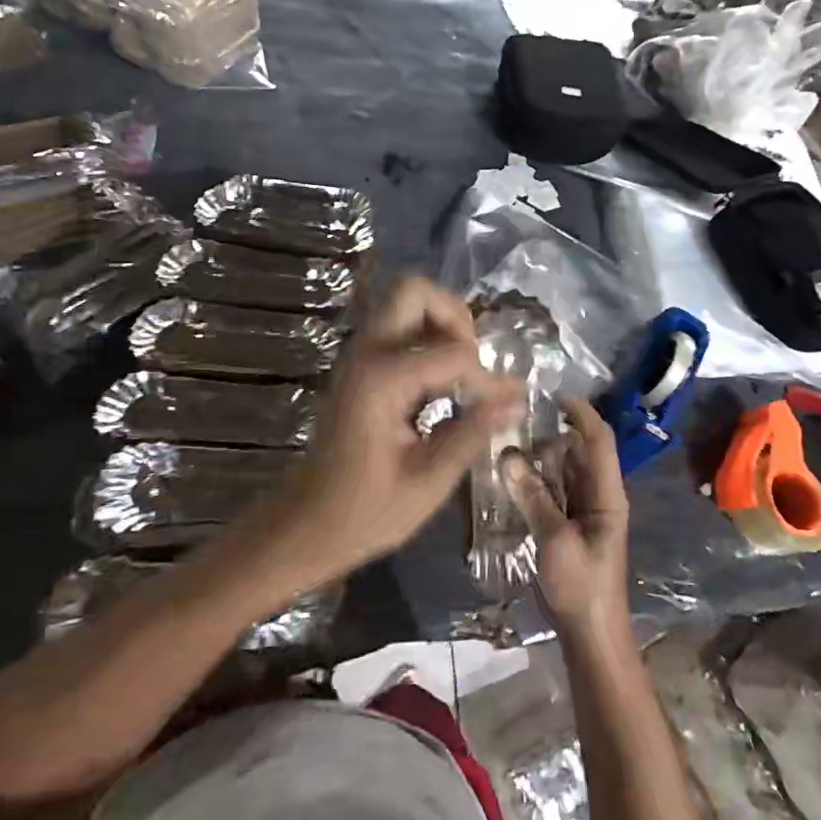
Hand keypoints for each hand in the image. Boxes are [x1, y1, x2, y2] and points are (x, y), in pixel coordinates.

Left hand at [284, 277, 522, 576]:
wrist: (304, 527)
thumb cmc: (365, 512)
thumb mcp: (429, 480)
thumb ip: (474, 432)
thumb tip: (516, 400)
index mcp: (382, 380)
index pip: (454, 353)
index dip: (487, 380)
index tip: (507, 409)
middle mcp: (367, 354)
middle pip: (416, 291)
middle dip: (456, 317)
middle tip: (476, 362)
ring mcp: (360, 357)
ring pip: (408, 305)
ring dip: (444, 326)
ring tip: (467, 374)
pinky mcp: (362, 369)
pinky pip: (402, 330)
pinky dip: (431, 342)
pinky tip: (447, 386)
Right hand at [504, 398, 630, 640]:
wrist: (591, 632)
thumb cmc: (581, 585)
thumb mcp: (555, 539)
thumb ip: (533, 497)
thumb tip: (508, 457)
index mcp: (607, 494)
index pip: (599, 440)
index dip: (582, 413)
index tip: (553, 395)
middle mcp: (599, 495)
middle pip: (578, 452)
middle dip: (551, 436)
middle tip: (515, 424)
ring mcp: (585, 511)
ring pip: (564, 472)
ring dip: (540, 460)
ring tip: (507, 446)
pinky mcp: (570, 526)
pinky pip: (555, 492)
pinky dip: (537, 482)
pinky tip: (512, 478)